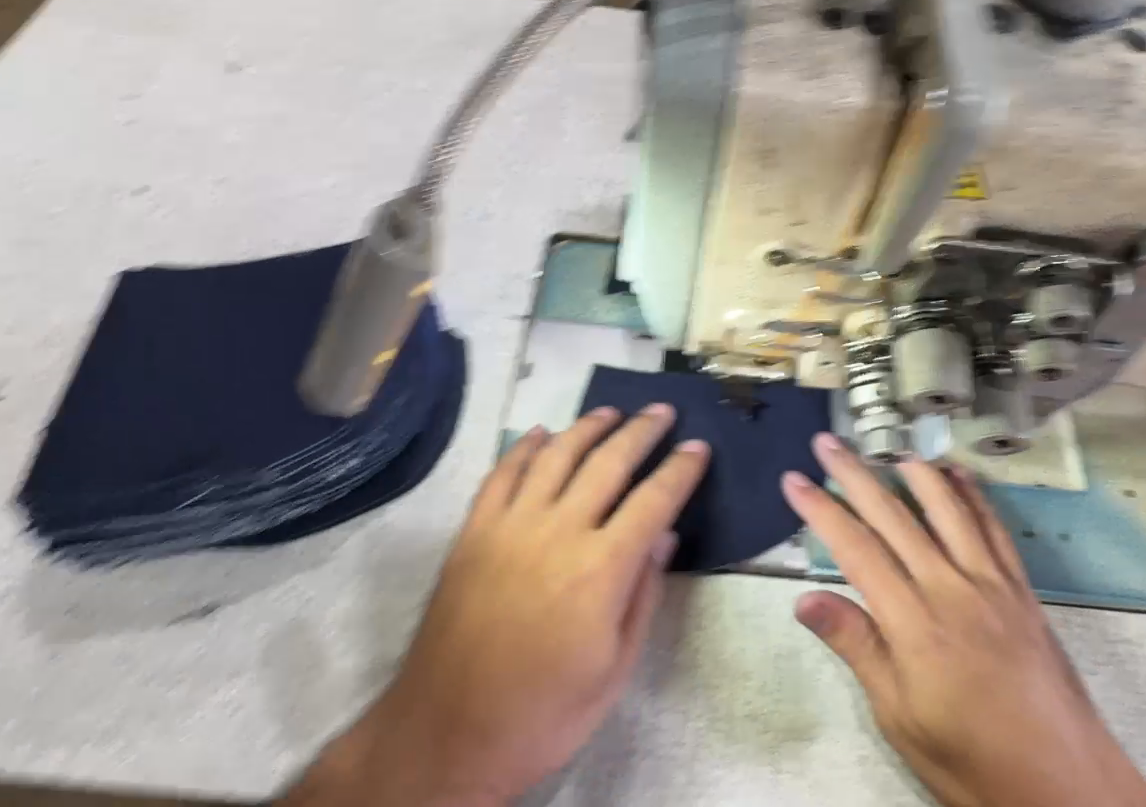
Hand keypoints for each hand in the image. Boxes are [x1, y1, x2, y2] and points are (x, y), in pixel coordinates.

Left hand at [282, 405, 708, 806]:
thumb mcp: (614, 671)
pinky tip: (540, 434)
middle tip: (661, 411)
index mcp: (601, 570)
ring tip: (610, 412)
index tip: (698, 446)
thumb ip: (643, 597)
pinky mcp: (473, 532)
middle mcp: (558, 532)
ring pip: (556, 456)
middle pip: (608, 463)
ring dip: (587, 427)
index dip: (680, 470)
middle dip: (641, 432)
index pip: (653, 501)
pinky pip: (502, 473)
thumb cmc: (544, 714)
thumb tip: (664, 537)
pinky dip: (524, 448)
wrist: (447, 734)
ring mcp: (509, 526)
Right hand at [783, 433, 1145, 806]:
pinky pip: (994, 530)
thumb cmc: (970, 760)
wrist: (1066, 783)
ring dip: (914, 473)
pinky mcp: (1022, 590)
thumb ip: (857, 648)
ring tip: (888, 448)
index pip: (857, 550)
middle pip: (895, 518)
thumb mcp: (899, 717)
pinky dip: (973, 497)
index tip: (794, 480)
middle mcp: (952, 590)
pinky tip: (958, 476)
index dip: (822, 511)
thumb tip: (805, 598)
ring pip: (948, 511)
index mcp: (914, 625)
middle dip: (855, 476)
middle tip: (827, 442)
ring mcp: (992, 585)